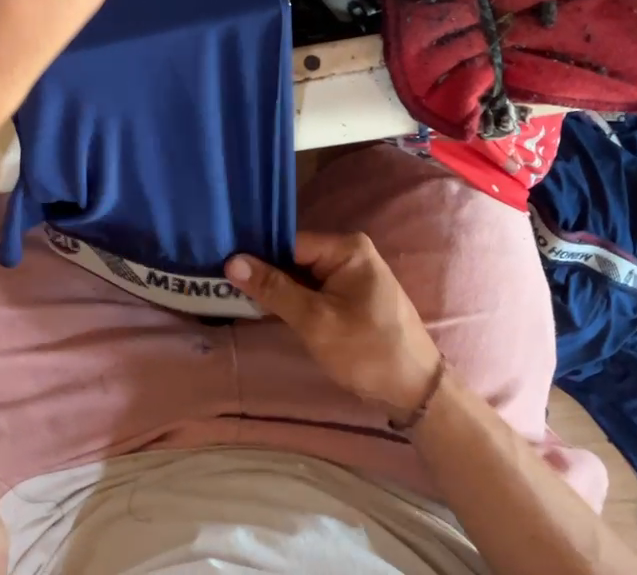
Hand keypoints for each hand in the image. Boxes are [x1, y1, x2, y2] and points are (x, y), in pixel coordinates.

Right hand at [226, 231, 443, 414]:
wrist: (415, 394)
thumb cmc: (367, 352)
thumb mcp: (315, 320)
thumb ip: (273, 288)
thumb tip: (232, 261)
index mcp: (346, 248)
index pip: (288, 243)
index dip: (255, 256)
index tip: (221, 268)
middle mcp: (348, 253)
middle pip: (291, 256)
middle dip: (262, 272)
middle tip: (221, 283)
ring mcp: (349, 275)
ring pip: (298, 275)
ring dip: (273, 288)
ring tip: (234, 294)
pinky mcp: (347, 296)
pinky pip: (309, 289)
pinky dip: (289, 299)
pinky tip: (261, 306)